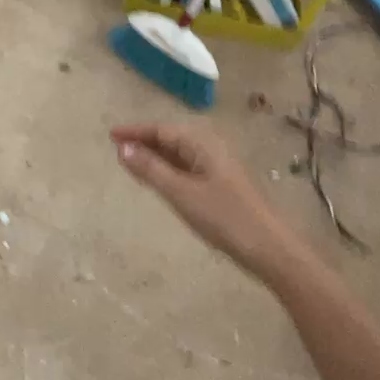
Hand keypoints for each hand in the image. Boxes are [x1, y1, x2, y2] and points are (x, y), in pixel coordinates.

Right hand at [110, 122, 311, 284]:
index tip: (110, 136)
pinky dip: (168, 170)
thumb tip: (122, 148)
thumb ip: (150, 169)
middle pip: (170, 138)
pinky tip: (158, 181)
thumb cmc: (224, 217)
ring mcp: (218, 166)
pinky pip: (187, 167)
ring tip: (131, 165)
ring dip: (155, 157)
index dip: (134, 132)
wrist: (270, 249)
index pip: (161, 130)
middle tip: (117, 151)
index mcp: (202, 142)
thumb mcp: (180, 193)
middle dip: (144, 142)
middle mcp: (211, 147)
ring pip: (178, 154)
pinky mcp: (221, 184)